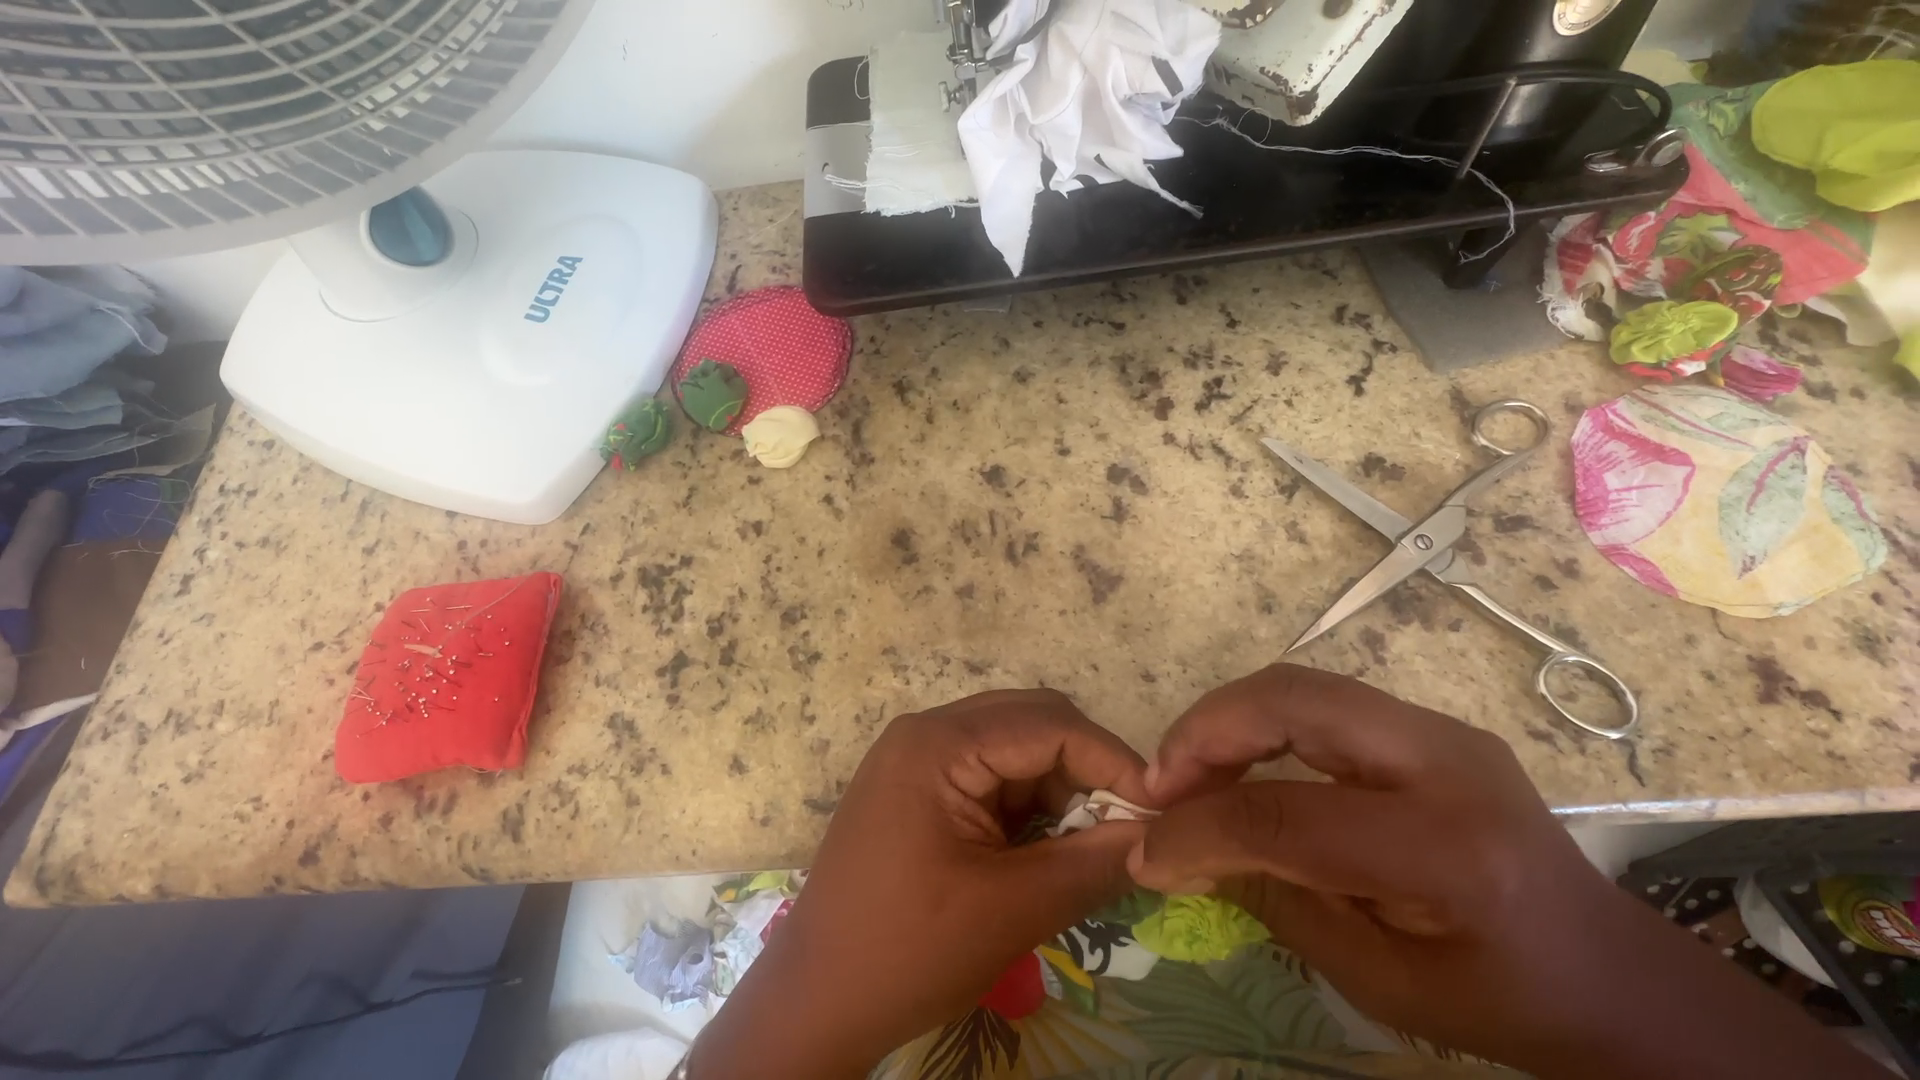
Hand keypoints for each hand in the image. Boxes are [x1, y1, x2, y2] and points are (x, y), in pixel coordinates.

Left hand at [692, 690, 1150, 1079]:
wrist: (816, 1001)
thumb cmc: (908, 951)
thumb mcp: (1012, 909)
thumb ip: (1094, 862)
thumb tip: (1161, 833)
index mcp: (938, 744)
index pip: (1050, 725)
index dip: (1113, 763)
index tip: (1159, 813)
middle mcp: (925, 734)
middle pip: (1032, 724)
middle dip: (1086, 772)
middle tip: (1123, 830)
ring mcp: (915, 760)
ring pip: (1015, 749)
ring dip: (1059, 790)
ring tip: (1084, 849)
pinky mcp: (916, 790)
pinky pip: (989, 776)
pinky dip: (1027, 805)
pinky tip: (1042, 849)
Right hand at [1129, 664, 1881, 1079]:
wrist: (1608, 970)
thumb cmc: (1496, 997)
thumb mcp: (1377, 981)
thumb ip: (1272, 899)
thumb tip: (1174, 852)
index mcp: (1446, 849)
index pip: (1288, 817)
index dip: (1198, 830)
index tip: (1145, 853)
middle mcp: (1446, 762)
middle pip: (1294, 700)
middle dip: (1205, 732)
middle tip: (1158, 783)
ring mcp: (1442, 729)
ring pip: (1301, 685)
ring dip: (1226, 720)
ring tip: (1185, 773)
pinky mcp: (1428, 724)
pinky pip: (1321, 702)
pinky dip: (1260, 723)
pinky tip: (1238, 766)